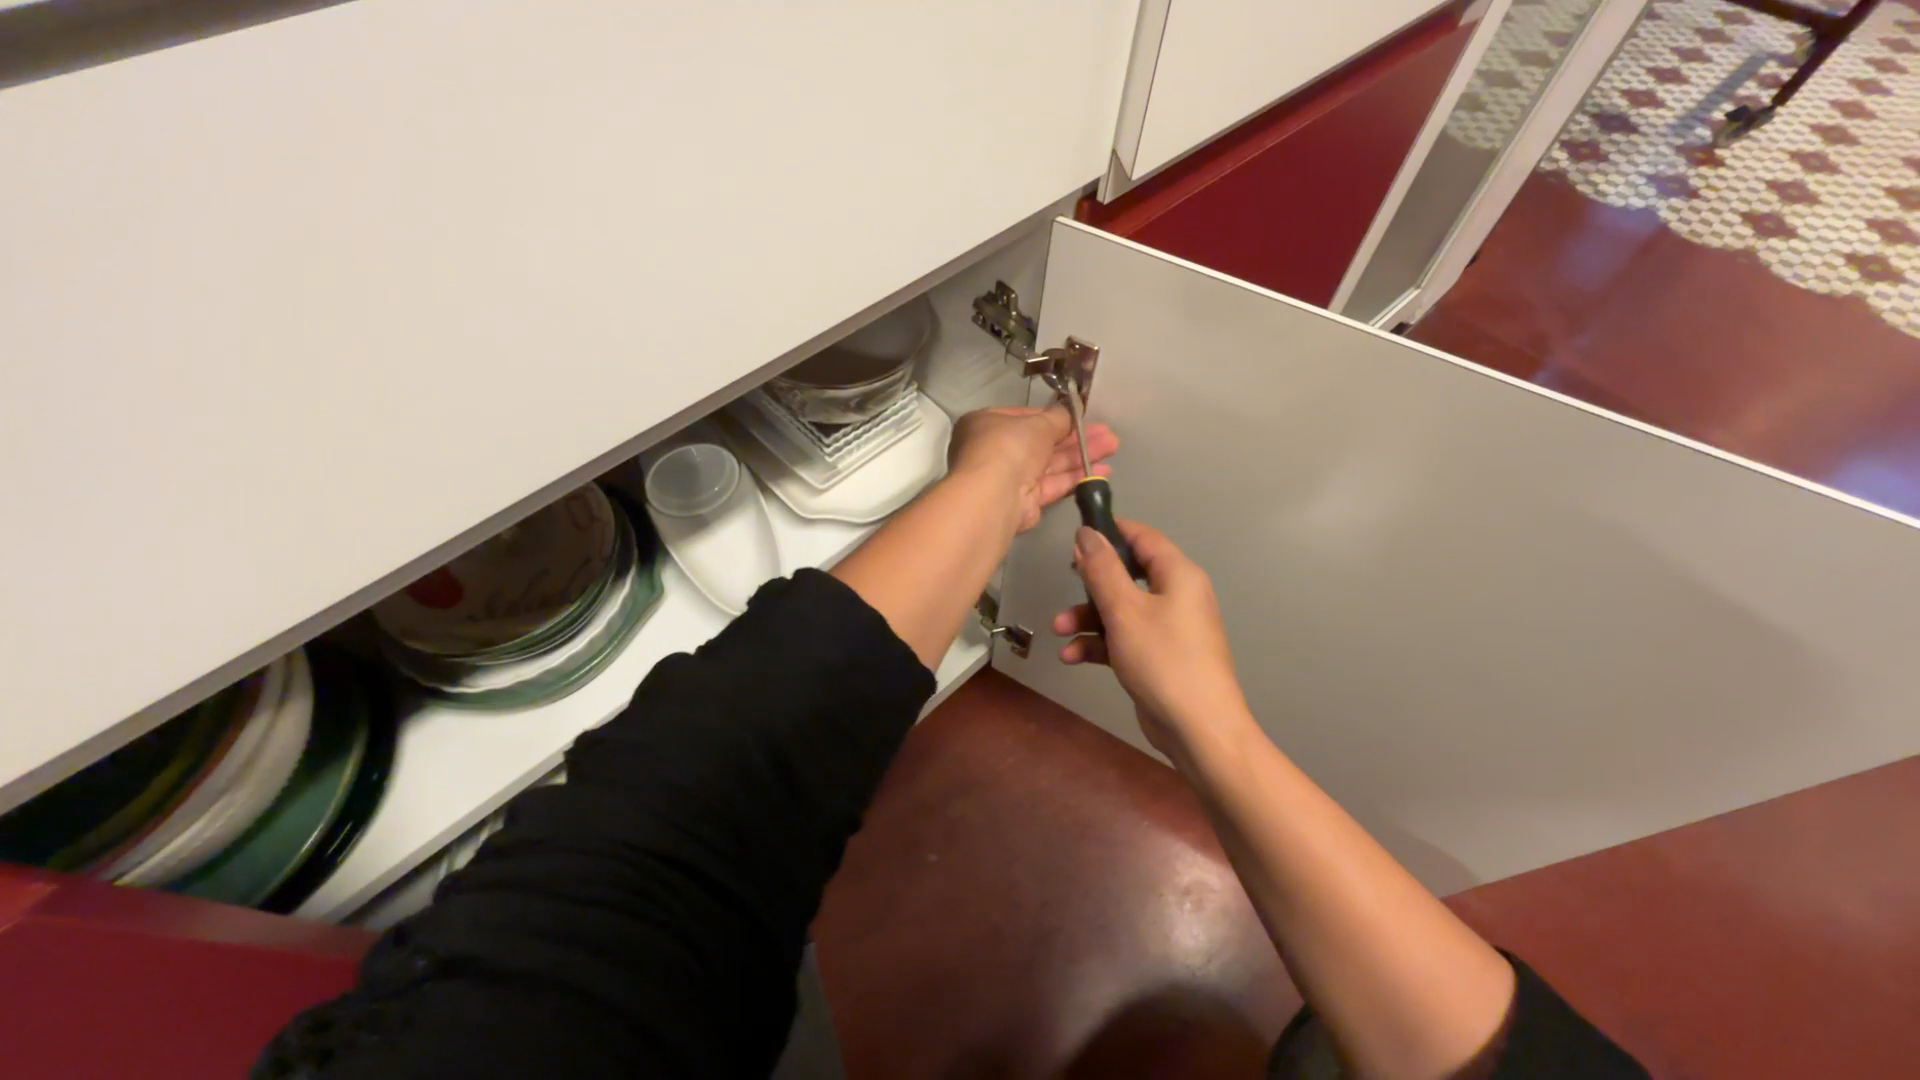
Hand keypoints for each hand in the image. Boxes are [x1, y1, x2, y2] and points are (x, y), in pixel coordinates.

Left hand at [948, 406, 1118, 531]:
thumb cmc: (1009, 447)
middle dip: (1076, 437)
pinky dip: (1076, 477)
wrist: (995, 496)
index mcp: (989, 424)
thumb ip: (1059, 417)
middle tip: (1108, 433)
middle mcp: (997, 449)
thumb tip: (1071, 410)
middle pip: (1043, 441)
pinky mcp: (1025, 501)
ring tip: (1113, 447)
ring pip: (1051, 463)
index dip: (1057, 416)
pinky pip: (1053, 484)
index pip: (1027, 417)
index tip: (1083, 416)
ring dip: (1081, 455)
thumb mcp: (1037, 423)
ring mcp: (1010, 477)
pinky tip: (1102, 471)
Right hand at [1052, 520, 1245, 758]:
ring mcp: (1168, 629)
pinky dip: (1098, 644)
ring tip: (1058, 630)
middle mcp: (1177, 596)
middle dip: (1091, 584)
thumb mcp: (1124, 610)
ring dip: (1088, 618)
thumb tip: (1087, 533)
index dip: (1111, 532)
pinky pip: (1124, 639)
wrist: (1197, 727)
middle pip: (1127, 576)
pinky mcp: (1158, 657)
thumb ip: (1102, 569)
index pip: (1143, 538)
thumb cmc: (1163, 659)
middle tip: (1066, 582)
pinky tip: (1072, 656)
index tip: (1076, 536)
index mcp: (1178, 575)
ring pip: (1121, 610)